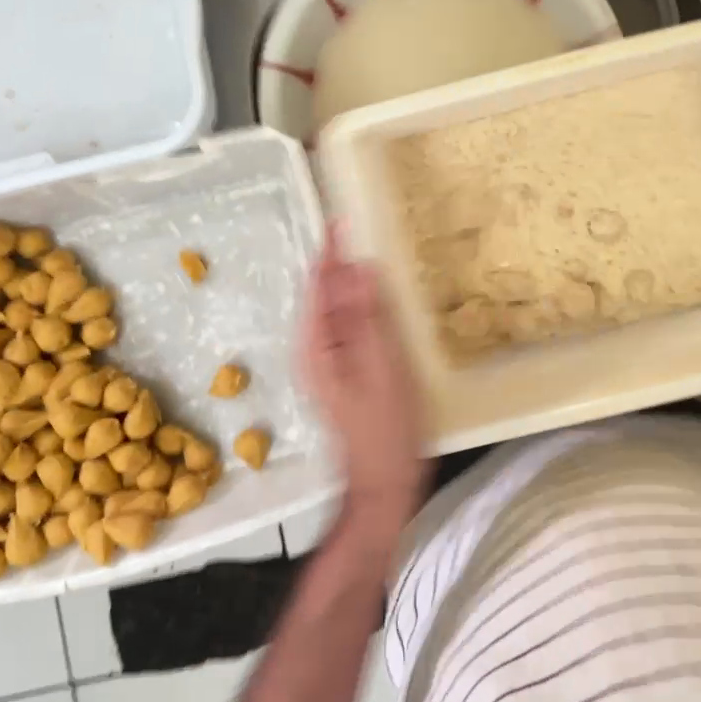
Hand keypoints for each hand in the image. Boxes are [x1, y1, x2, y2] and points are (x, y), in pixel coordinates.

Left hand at [298, 226, 427, 520]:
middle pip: (324, 295)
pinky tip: (383, 300)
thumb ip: (369, 318)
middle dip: (340, 262)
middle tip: (361, 228)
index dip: (330, 251)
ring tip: (374, 252)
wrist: (382, 484)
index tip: (341, 217)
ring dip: (352, 283)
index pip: (318, 285)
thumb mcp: (382, 368)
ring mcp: (328, 363)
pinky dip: (362, 307)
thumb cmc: (385, 429)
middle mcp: (315, 350)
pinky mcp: (344, 373)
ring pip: (336, 311)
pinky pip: (348, 328)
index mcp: (316, 347)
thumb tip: (359, 267)